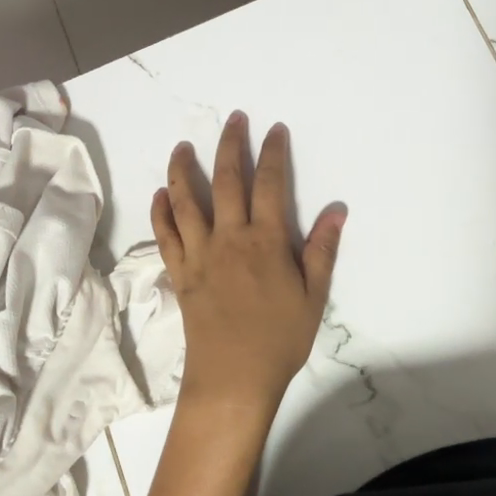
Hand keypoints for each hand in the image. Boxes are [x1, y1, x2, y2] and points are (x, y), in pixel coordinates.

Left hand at [152, 111, 346, 411]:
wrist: (233, 377)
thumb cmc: (280, 339)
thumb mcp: (313, 296)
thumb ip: (322, 250)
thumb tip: (337, 210)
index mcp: (265, 241)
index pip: (270, 184)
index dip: (273, 153)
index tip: (274, 129)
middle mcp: (229, 238)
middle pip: (226, 180)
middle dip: (231, 145)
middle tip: (233, 118)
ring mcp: (199, 254)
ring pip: (186, 201)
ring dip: (183, 169)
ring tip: (183, 146)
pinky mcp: (180, 272)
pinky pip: (165, 235)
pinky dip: (160, 212)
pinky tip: (159, 195)